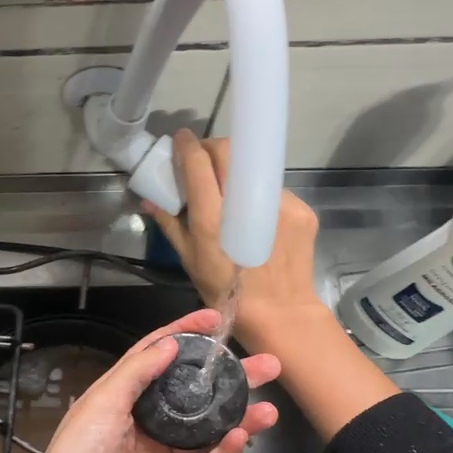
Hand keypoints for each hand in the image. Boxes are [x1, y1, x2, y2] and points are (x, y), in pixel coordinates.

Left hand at [9, 307, 279, 452]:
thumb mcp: (101, 403)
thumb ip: (136, 373)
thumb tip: (170, 345)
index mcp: (120, 395)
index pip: (155, 356)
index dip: (185, 335)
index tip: (217, 322)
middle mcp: (141, 420)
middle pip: (191, 392)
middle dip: (229, 378)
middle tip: (268, 366)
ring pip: (205, 430)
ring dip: (236, 417)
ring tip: (269, 409)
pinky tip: (242, 437)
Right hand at [145, 131, 331, 354]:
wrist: (279, 312)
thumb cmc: (225, 292)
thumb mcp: (190, 260)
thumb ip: (171, 224)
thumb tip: (151, 199)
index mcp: (213, 219)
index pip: (199, 163)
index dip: (188, 146)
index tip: (182, 139)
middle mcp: (247, 203)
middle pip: (229, 152)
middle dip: (213, 149)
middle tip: (203, 160)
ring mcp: (279, 203)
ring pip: (253, 170)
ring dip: (238, 173)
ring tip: (232, 195)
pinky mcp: (300, 210)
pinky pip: (274, 190)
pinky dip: (260, 195)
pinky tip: (256, 217)